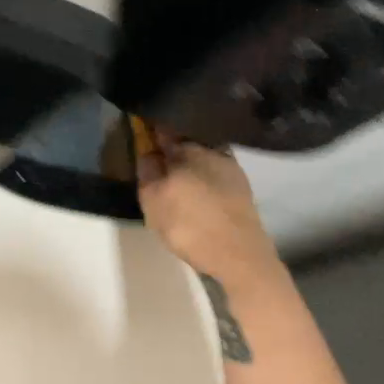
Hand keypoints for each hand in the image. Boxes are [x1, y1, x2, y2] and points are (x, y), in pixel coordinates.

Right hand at [135, 125, 285, 288]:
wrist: (239, 254)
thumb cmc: (189, 227)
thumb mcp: (154, 203)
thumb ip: (148, 173)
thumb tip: (147, 152)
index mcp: (186, 150)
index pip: (164, 129)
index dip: (152, 129)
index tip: (142, 131)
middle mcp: (211, 150)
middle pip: (186, 139)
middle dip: (172, 143)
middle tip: (158, 156)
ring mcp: (230, 166)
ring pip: (202, 153)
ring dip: (189, 158)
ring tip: (176, 173)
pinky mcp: (241, 184)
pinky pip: (215, 168)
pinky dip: (203, 171)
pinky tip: (197, 185)